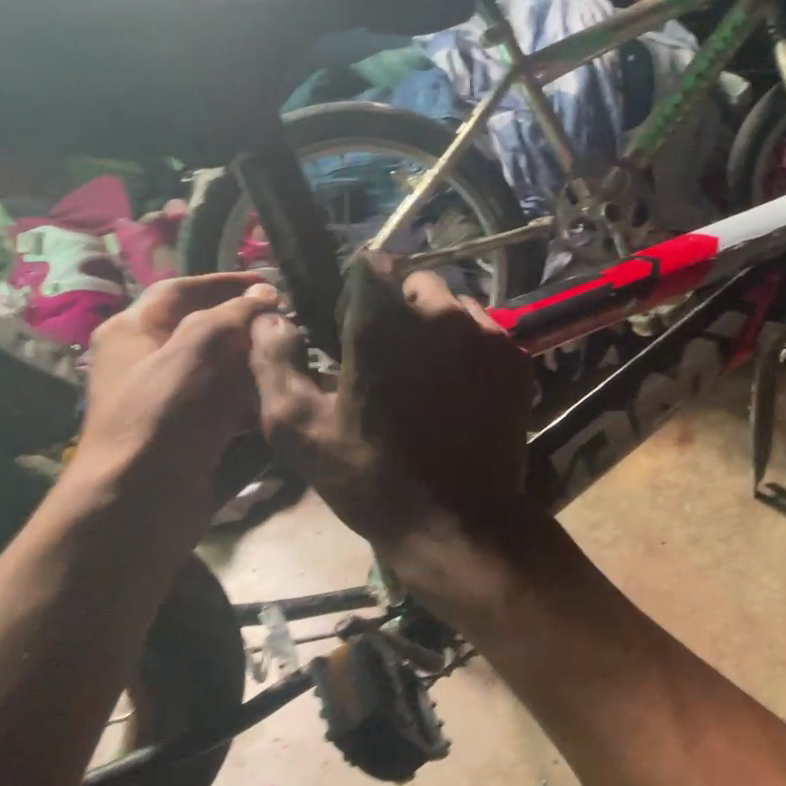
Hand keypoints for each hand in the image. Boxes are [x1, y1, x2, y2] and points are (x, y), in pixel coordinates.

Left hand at [81, 272, 279, 467]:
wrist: (144, 497)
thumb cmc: (167, 410)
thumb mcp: (201, 346)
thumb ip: (234, 313)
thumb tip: (265, 293)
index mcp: (133, 331)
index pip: (181, 289)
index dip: (226, 281)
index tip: (272, 282)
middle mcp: (145, 361)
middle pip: (202, 329)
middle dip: (248, 325)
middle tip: (292, 322)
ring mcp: (167, 401)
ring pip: (220, 370)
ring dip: (257, 364)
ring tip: (297, 360)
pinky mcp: (188, 434)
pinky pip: (227, 406)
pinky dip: (254, 400)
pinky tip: (283, 399)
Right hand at [248, 259, 534, 566]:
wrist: (458, 521)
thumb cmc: (370, 477)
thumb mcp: (299, 426)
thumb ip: (275, 360)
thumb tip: (269, 316)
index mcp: (383, 322)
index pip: (371, 264)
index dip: (356, 288)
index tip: (348, 323)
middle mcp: (442, 315)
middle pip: (418, 282)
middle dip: (399, 303)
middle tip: (387, 351)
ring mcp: (488, 336)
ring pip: (458, 306)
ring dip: (439, 324)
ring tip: (426, 370)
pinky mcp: (517, 361)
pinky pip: (489, 333)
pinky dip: (471, 346)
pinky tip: (459, 387)